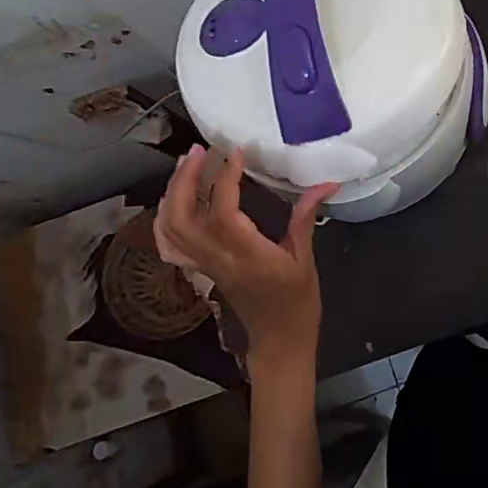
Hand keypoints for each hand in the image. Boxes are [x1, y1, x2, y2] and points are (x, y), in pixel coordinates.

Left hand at [154, 144, 338, 377]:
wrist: (278, 337)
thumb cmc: (297, 301)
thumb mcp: (306, 259)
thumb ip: (305, 219)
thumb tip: (325, 184)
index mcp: (248, 256)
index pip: (224, 213)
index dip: (226, 180)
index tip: (238, 153)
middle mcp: (218, 260)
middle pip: (184, 216)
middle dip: (188, 179)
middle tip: (202, 150)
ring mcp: (203, 265)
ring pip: (170, 227)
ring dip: (173, 192)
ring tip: (188, 164)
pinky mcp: (199, 268)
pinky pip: (168, 245)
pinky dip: (162, 220)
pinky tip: (172, 200)